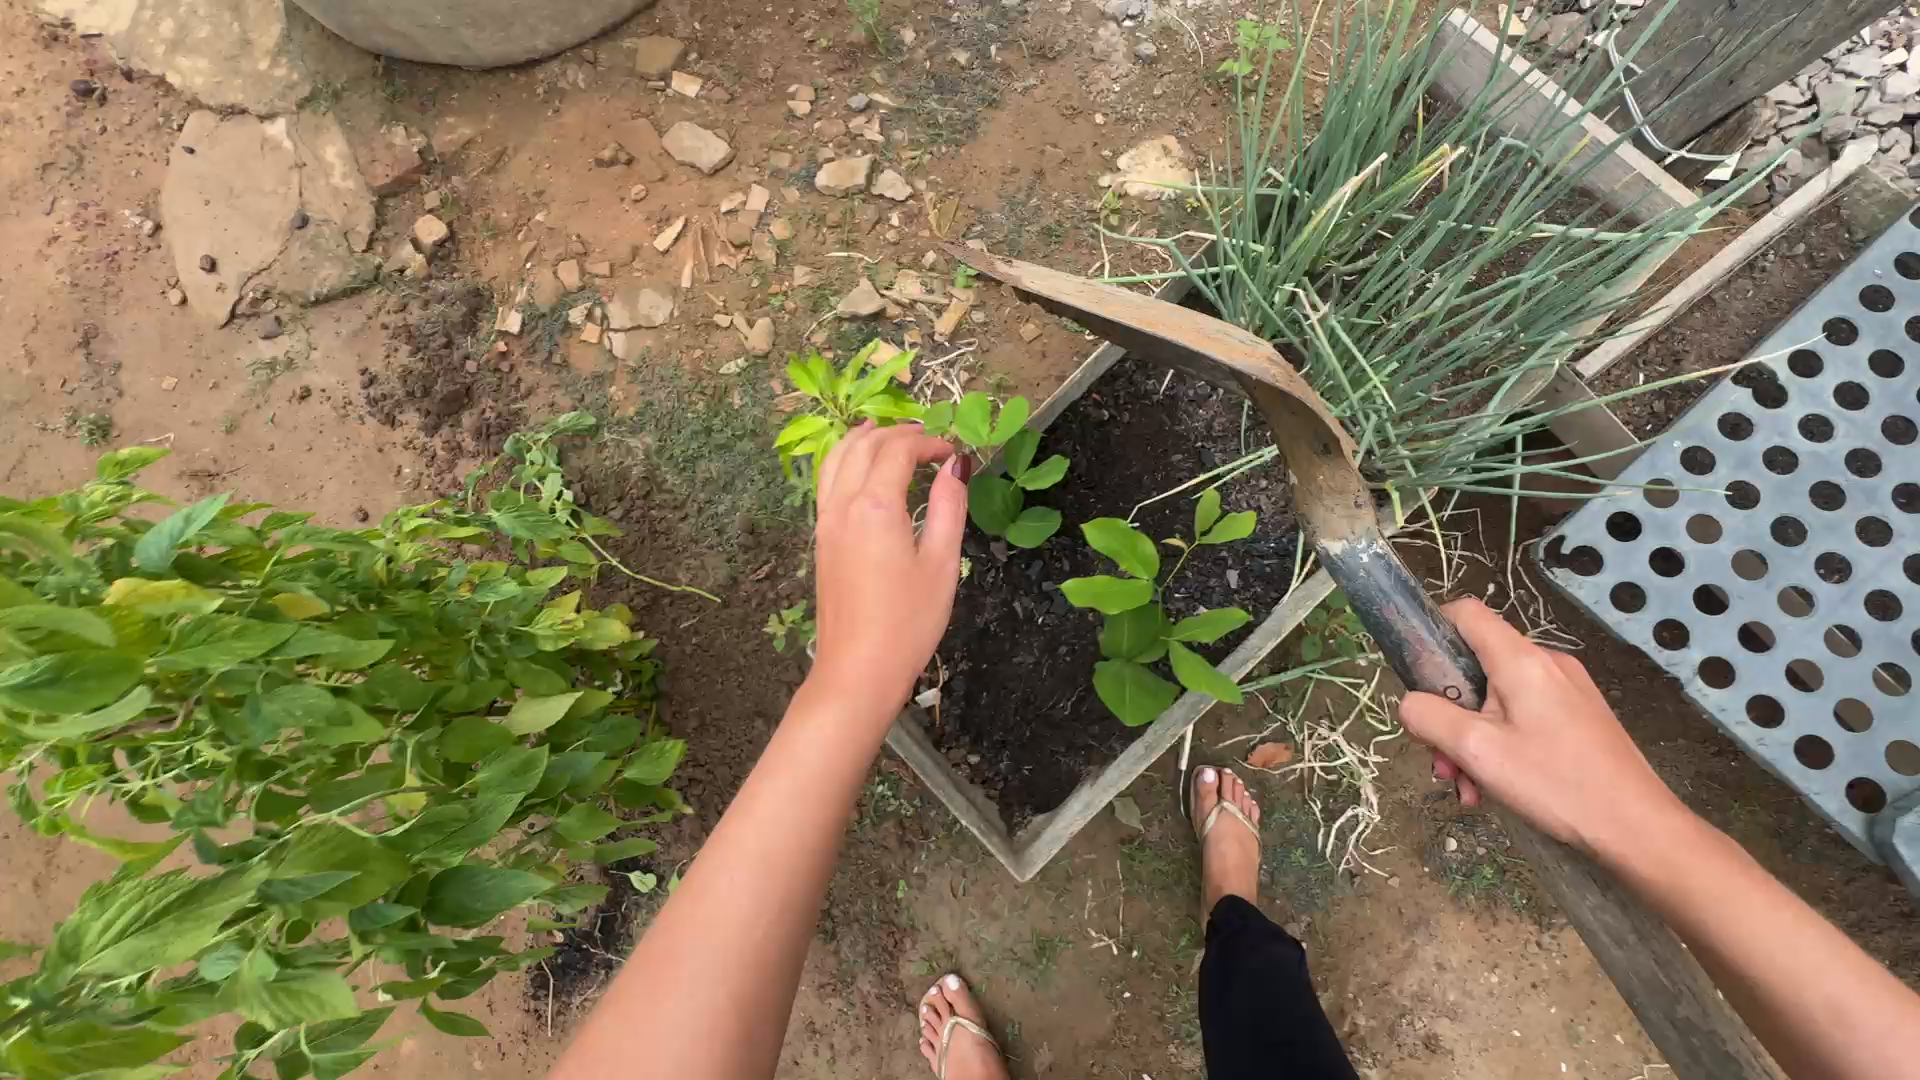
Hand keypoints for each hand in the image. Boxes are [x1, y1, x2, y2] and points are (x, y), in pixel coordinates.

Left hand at [810, 422, 967, 707]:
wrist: (858, 669)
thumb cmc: (908, 622)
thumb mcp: (942, 564)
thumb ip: (949, 507)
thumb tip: (957, 466)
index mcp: (876, 507)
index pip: (899, 451)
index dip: (929, 442)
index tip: (954, 453)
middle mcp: (844, 505)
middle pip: (865, 446)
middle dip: (897, 434)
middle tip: (928, 439)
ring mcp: (826, 522)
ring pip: (837, 458)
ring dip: (864, 439)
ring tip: (887, 433)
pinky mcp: (821, 539)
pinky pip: (827, 482)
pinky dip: (844, 460)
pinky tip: (859, 467)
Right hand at [1397, 598, 1688, 855]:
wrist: (1644, 833)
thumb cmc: (1557, 784)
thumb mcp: (1475, 750)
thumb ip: (1427, 715)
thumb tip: (1410, 703)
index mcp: (1522, 661)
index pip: (1465, 613)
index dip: (1431, 630)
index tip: (1414, 673)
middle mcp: (1547, 664)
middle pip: (1474, 664)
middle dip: (1446, 710)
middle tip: (1440, 756)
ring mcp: (1566, 690)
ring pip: (1493, 697)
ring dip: (1468, 736)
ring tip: (1467, 784)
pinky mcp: (1578, 717)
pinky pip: (1519, 716)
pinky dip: (1497, 744)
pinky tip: (1493, 787)